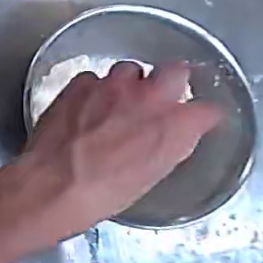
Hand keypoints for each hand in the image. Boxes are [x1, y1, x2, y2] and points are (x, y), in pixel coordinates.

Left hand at [10, 61, 222, 246]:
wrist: (54, 183)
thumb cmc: (104, 192)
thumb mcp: (152, 175)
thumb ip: (170, 144)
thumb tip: (173, 134)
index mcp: (175, 125)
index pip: (208, 110)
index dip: (202, 115)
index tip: (197, 119)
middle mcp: (149, 97)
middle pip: (175, 70)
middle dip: (171, 80)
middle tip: (160, 96)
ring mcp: (113, 85)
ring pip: (130, 69)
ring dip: (128, 83)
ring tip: (117, 102)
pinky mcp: (81, 83)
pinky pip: (94, 79)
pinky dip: (94, 90)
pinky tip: (86, 107)